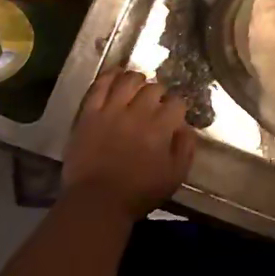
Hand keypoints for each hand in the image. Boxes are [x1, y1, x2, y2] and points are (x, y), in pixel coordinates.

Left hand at [62, 69, 195, 215]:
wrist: (96, 202)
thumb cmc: (140, 192)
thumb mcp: (176, 175)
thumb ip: (186, 148)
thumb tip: (185, 127)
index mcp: (161, 127)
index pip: (177, 102)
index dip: (178, 106)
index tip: (175, 114)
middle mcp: (138, 113)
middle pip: (154, 88)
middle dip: (160, 93)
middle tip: (157, 102)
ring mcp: (111, 111)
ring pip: (128, 81)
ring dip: (138, 79)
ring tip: (139, 84)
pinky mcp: (89, 114)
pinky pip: (99, 87)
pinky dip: (109, 76)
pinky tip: (116, 73)